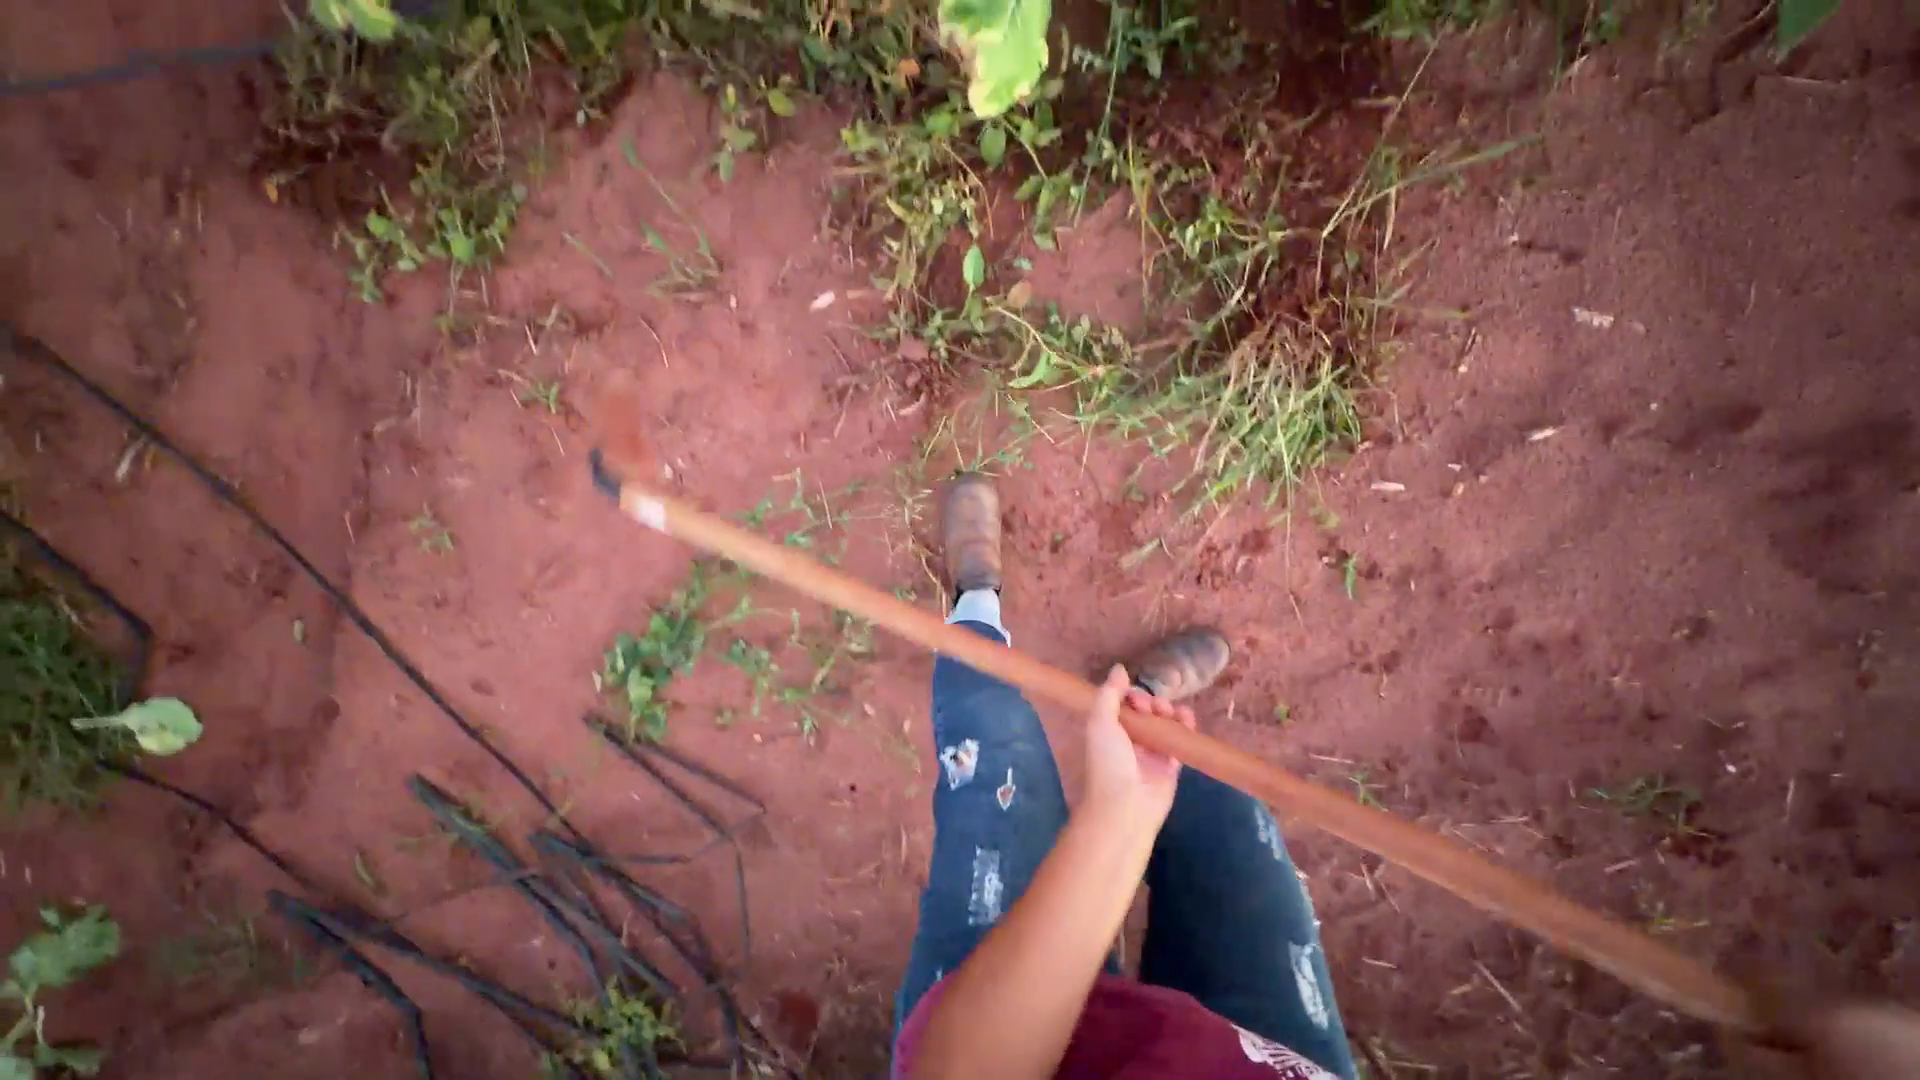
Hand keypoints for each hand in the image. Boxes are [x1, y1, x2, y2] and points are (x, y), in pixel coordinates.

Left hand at [1081, 665, 1197, 833]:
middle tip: (1152, 707)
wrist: (1126, 804)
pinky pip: (1180, 741)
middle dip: (1151, 703)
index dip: (1131, 696)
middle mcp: (1129, 739)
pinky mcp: (1171, 764)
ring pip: (1164, 723)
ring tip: (1171, 712)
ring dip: (1169, 712)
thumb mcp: (1100, 722)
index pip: (1123, 704)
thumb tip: (1120, 668)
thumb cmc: (1108, 760)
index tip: (1135, 696)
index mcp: (1109, 729)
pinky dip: (1185, 728)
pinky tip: (1186, 719)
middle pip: (1145, 712)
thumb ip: (1109, 694)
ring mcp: (1151, 752)